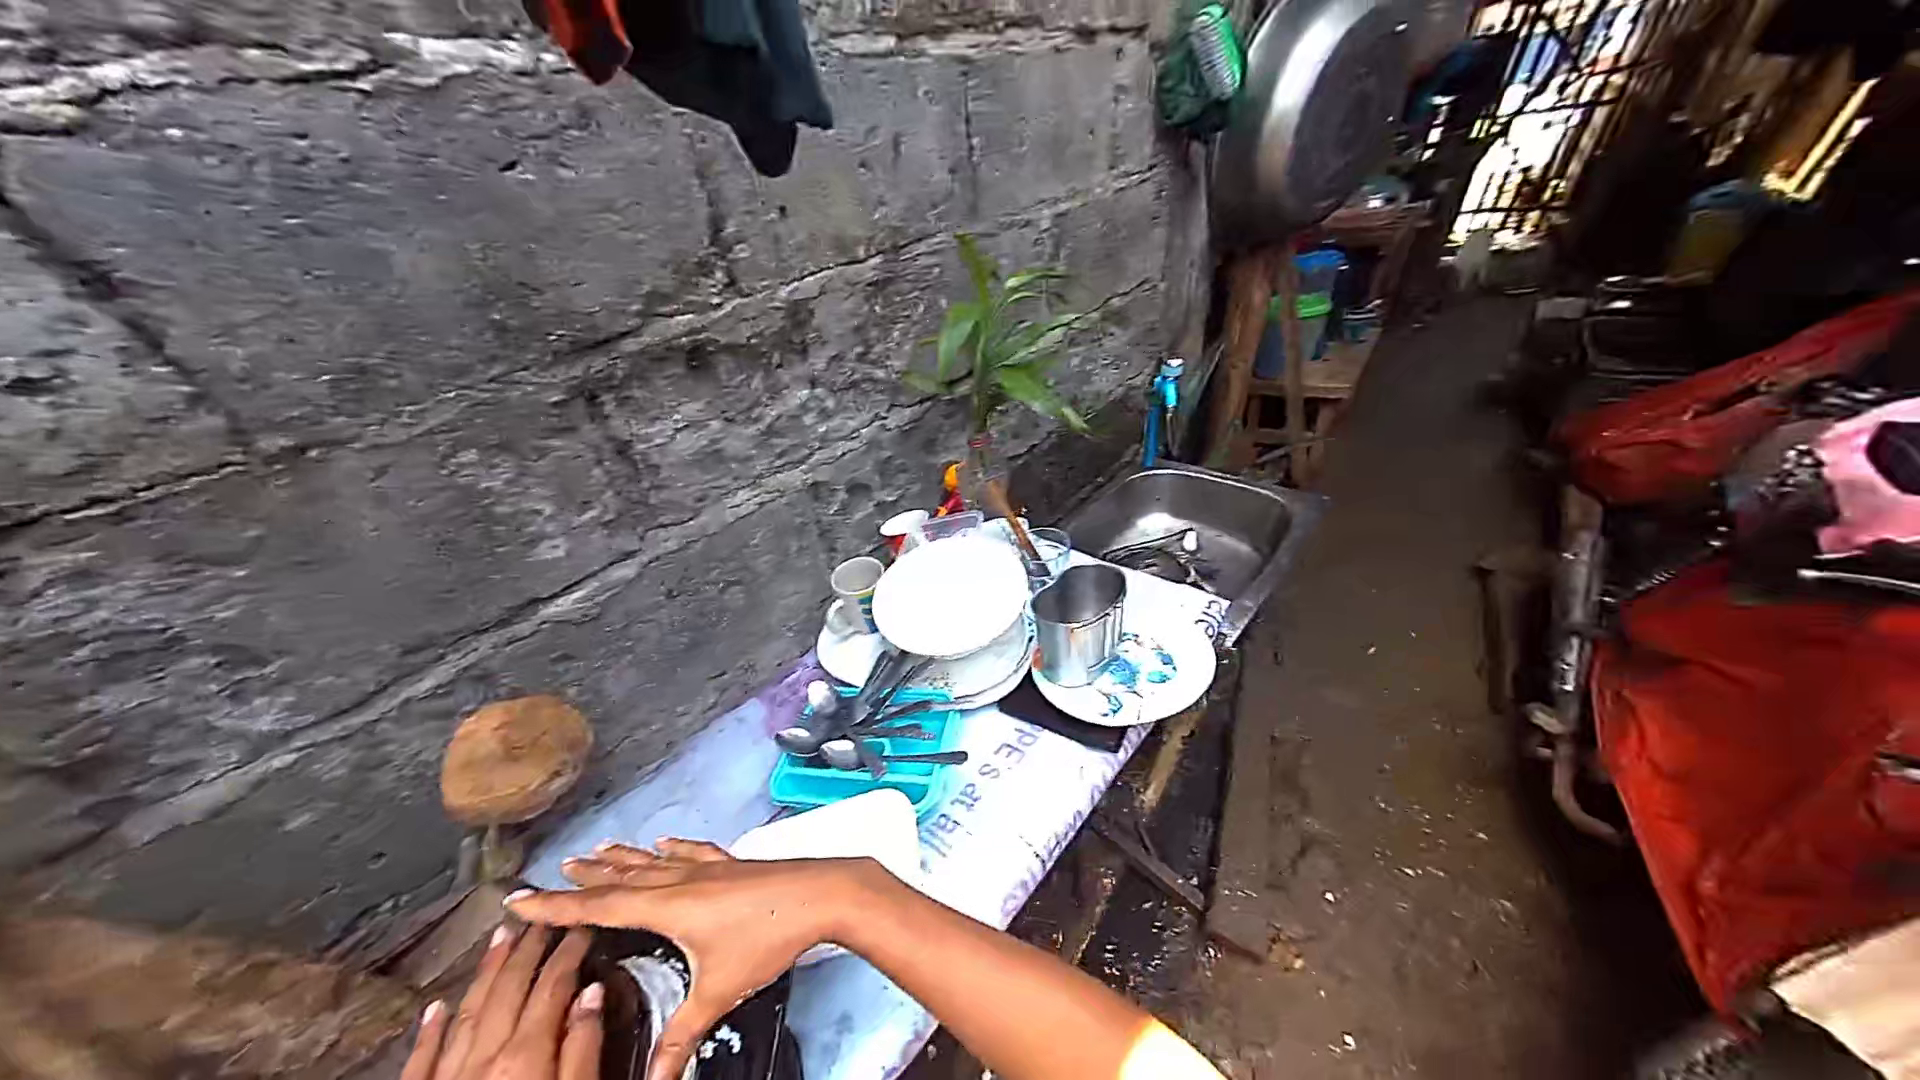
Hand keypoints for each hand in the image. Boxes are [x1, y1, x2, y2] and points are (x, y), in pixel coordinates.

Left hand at [403, 923, 602, 1079]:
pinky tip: (436, 1006)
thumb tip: (593, 992)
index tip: (584, 925)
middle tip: (542, 916)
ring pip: (467, 1013)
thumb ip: (585, 1050)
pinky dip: (430, 1030)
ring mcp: (443, 1079)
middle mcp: (482, 1057)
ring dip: (486, 972)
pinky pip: (420, 1060)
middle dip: (528, 949)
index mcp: (525, 1055)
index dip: (569, 951)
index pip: (552, 987)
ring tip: (501, 935)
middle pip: (508, 990)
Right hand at [507, 838, 875, 1079]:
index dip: (557, 905)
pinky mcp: (732, 864)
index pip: (601, 906)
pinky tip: (666, 842)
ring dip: (625, 857)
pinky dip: (673, 847)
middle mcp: (683, 879)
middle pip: (625, 876)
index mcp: (669, 906)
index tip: (521, 898)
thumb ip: (681, 1036)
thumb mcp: (719, 991)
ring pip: (655, 860)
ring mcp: (709, 867)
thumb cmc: (767, 938)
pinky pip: (692, 851)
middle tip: (556, 868)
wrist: (820, 894)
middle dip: (588, 876)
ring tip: (598, 850)